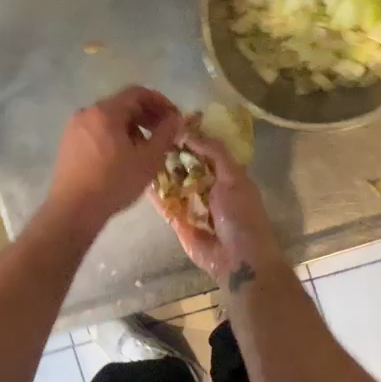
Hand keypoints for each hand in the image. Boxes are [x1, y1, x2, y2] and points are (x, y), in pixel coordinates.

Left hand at [47, 86, 183, 227]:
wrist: (74, 209)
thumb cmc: (114, 182)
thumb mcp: (148, 159)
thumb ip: (165, 134)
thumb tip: (176, 118)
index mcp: (106, 111)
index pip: (137, 93)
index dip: (160, 101)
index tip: (174, 117)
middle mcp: (87, 112)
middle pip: (122, 105)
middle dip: (146, 116)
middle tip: (164, 133)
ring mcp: (74, 128)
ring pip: (109, 119)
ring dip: (131, 127)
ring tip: (145, 148)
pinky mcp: (68, 144)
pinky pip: (96, 131)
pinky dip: (114, 136)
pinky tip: (122, 157)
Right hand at [151, 131, 279, 288]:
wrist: (239, 259)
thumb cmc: (241, 215)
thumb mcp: (234, 177)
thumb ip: (214, 152)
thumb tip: (190, 132)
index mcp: (226, 175)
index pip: (205, 150)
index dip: (190, 137)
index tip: (169, 123)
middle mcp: (207, 187)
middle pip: (185, 165)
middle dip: (170, 153)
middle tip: (149, 137)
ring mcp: (191, 204)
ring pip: (172, 183)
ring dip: (159, 170)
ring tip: (140, 152)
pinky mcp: (178, 221)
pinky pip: (164, 204)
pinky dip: (153, 193)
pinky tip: (138, 177)